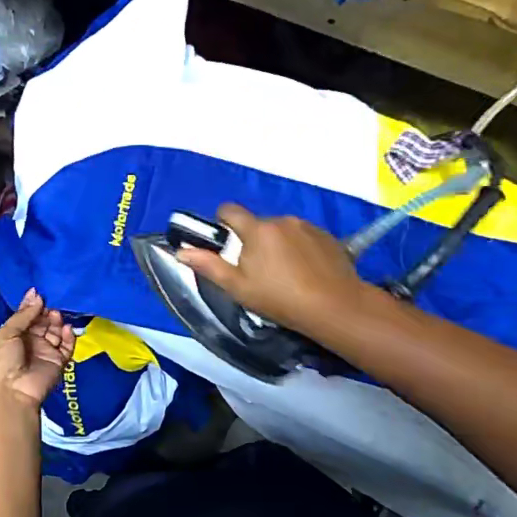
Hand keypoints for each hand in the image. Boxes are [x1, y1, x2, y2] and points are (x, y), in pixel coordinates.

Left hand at [0, 289, 76, 410]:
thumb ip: (23, 314)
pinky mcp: (59, 362)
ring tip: (56, 316)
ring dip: (57, 322)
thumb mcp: (7, 332)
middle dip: (47, 312)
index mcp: (14, 335)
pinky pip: (67, 346)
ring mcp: (45, 352)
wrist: (13, 391)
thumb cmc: (3, 360)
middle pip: (43, 322)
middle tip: (52, 304)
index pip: (27, 316)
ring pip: (56, 332)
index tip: (41, 293)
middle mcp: (30, 342)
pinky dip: (69, 337)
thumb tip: (36, 295)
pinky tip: (66, 329)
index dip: (34, 306)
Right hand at [176, 203, 388, 337]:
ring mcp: (308, 226)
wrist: (334, 306)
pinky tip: (304, 271)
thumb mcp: (238, 287)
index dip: (221, 221)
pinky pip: (304, 236)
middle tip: (254, 270)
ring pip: (282, 230)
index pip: (230, 210)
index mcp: (257, 229)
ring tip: (283, 273)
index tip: (223, 242)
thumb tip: (181, 251)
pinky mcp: (328, 236)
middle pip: (257, 224)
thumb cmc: (279, 298)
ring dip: (277, 244)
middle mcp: (282, 220)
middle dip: (252, 240)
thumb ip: (209, 266)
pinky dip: (299, 248)